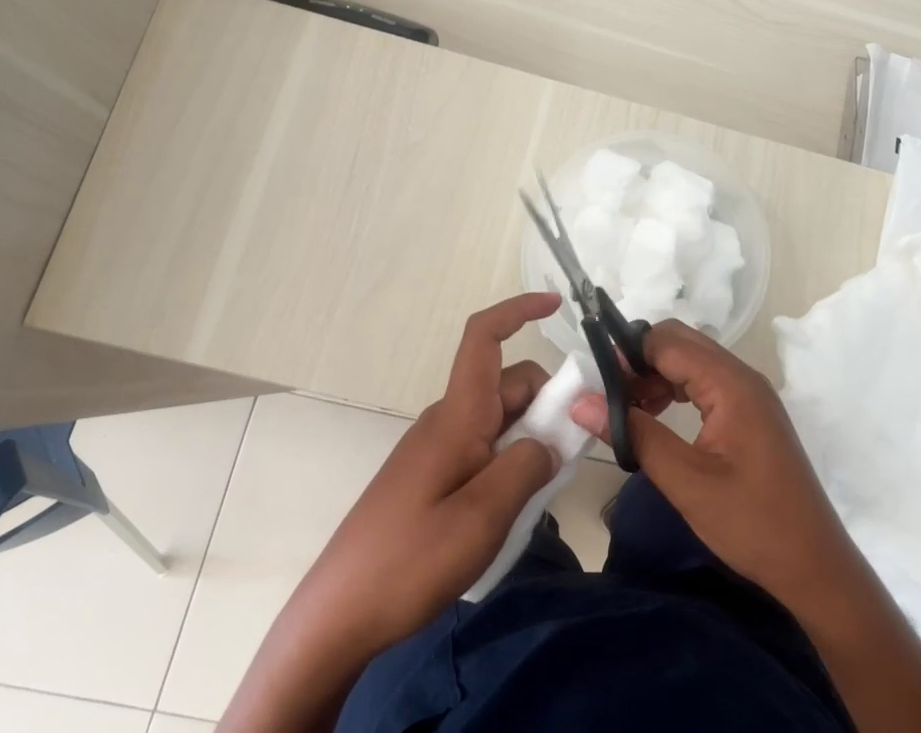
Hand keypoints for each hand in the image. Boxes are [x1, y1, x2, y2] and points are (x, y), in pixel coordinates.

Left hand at [221, 294, 563, 732]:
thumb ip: (526, 467)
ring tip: (549, 490)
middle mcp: (447, 424)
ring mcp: (438, 452)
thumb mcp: (482, 517)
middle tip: (578, 449)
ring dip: (534, 438)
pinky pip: (487, 452)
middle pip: (508, 385)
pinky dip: (514, 463)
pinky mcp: (434, 481)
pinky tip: (520, 508)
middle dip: (549, 402)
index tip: (558, 306)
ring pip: (502, 422)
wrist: (342, 614)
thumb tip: (551, 440)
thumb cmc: (410, 561)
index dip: (518, 311)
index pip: (482, 340)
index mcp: (456, 418)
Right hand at [572, 322, 920, 732]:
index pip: (668, 341)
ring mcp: (751, 396)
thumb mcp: (685, 481)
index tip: (592, 380)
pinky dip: (675, 391)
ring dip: (655, 376)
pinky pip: (706, 384)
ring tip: (625, 412)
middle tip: (606, 396)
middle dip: (639, 360)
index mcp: (732, 384)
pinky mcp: (751, 415)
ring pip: (692, 363)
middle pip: (681, 343)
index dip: (627, 352)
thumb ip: (635, 434)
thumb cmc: (751, 523)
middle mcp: (743, 378)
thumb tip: (581, 402)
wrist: (812, 564)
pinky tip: (655, 420)